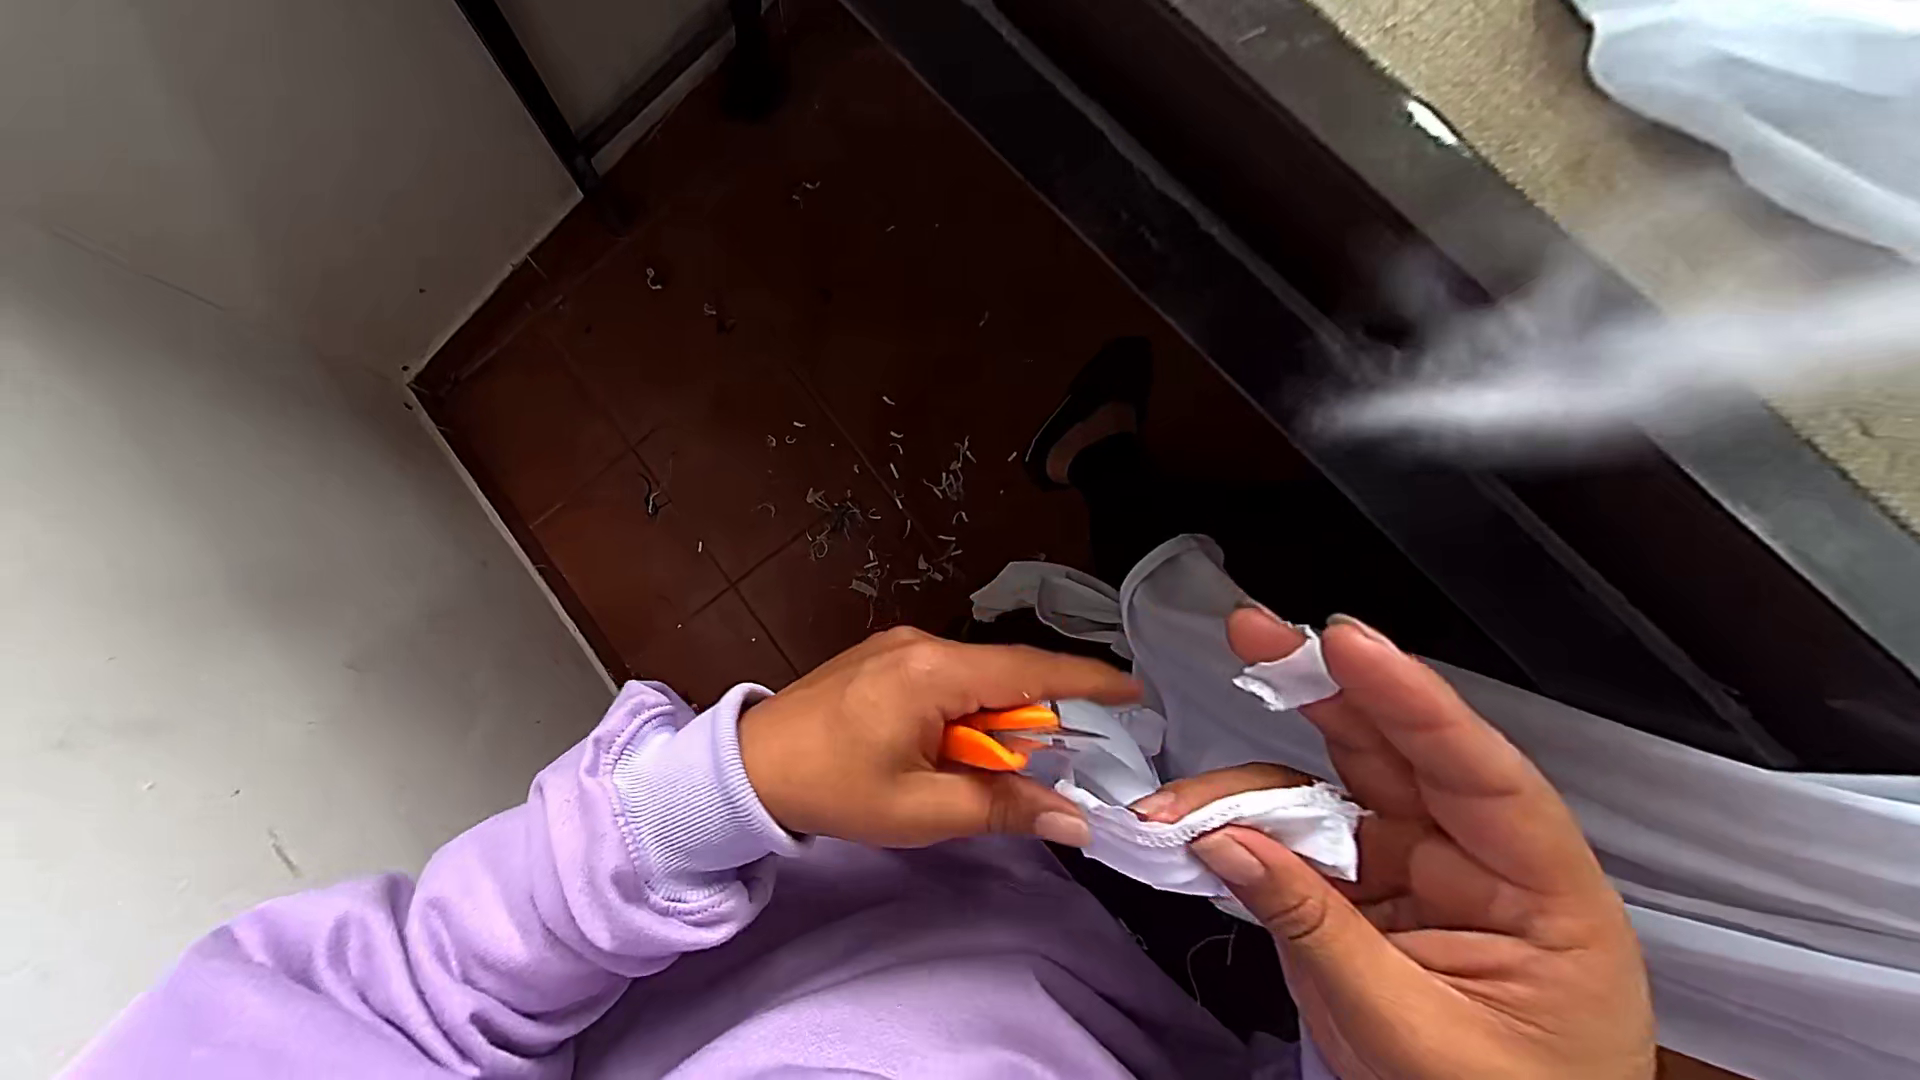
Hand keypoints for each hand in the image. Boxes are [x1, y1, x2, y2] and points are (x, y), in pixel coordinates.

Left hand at [738, 626, 1138, 847]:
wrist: (745, 765)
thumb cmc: (831, 788)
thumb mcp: (921, 810)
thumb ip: (1002, 807)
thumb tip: (1073, 821)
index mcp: (933, 673)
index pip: (1030, 670)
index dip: (1086, 680)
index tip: (1132, 688)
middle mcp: (922, 643)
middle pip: (1005, 673)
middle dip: (1031, 717)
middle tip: (1043, 761)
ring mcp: (901, 643)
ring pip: (977, 676)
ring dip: (994, 717)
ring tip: (974, 763)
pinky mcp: (887, 654)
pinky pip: (948, 675)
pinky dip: (966, 707)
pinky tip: (947, 742)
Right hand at [1186, 608, 1653, 1079]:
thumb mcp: (1412, 1035)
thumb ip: (1315, 928)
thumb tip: (1222, 841)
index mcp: (1542, 892)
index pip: (1480, 774)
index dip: (1410, 699)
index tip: (1343, 643)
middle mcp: (1469, 851)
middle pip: (1390, 744)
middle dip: (1314, 683)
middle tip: (1251, 634)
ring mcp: (1402, 853)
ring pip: (1320, 777)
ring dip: (1244, 774)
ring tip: (1178, 801)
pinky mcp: (1348, 867)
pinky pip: (1284, 824)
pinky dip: (1233, 822)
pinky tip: (1194, 828)